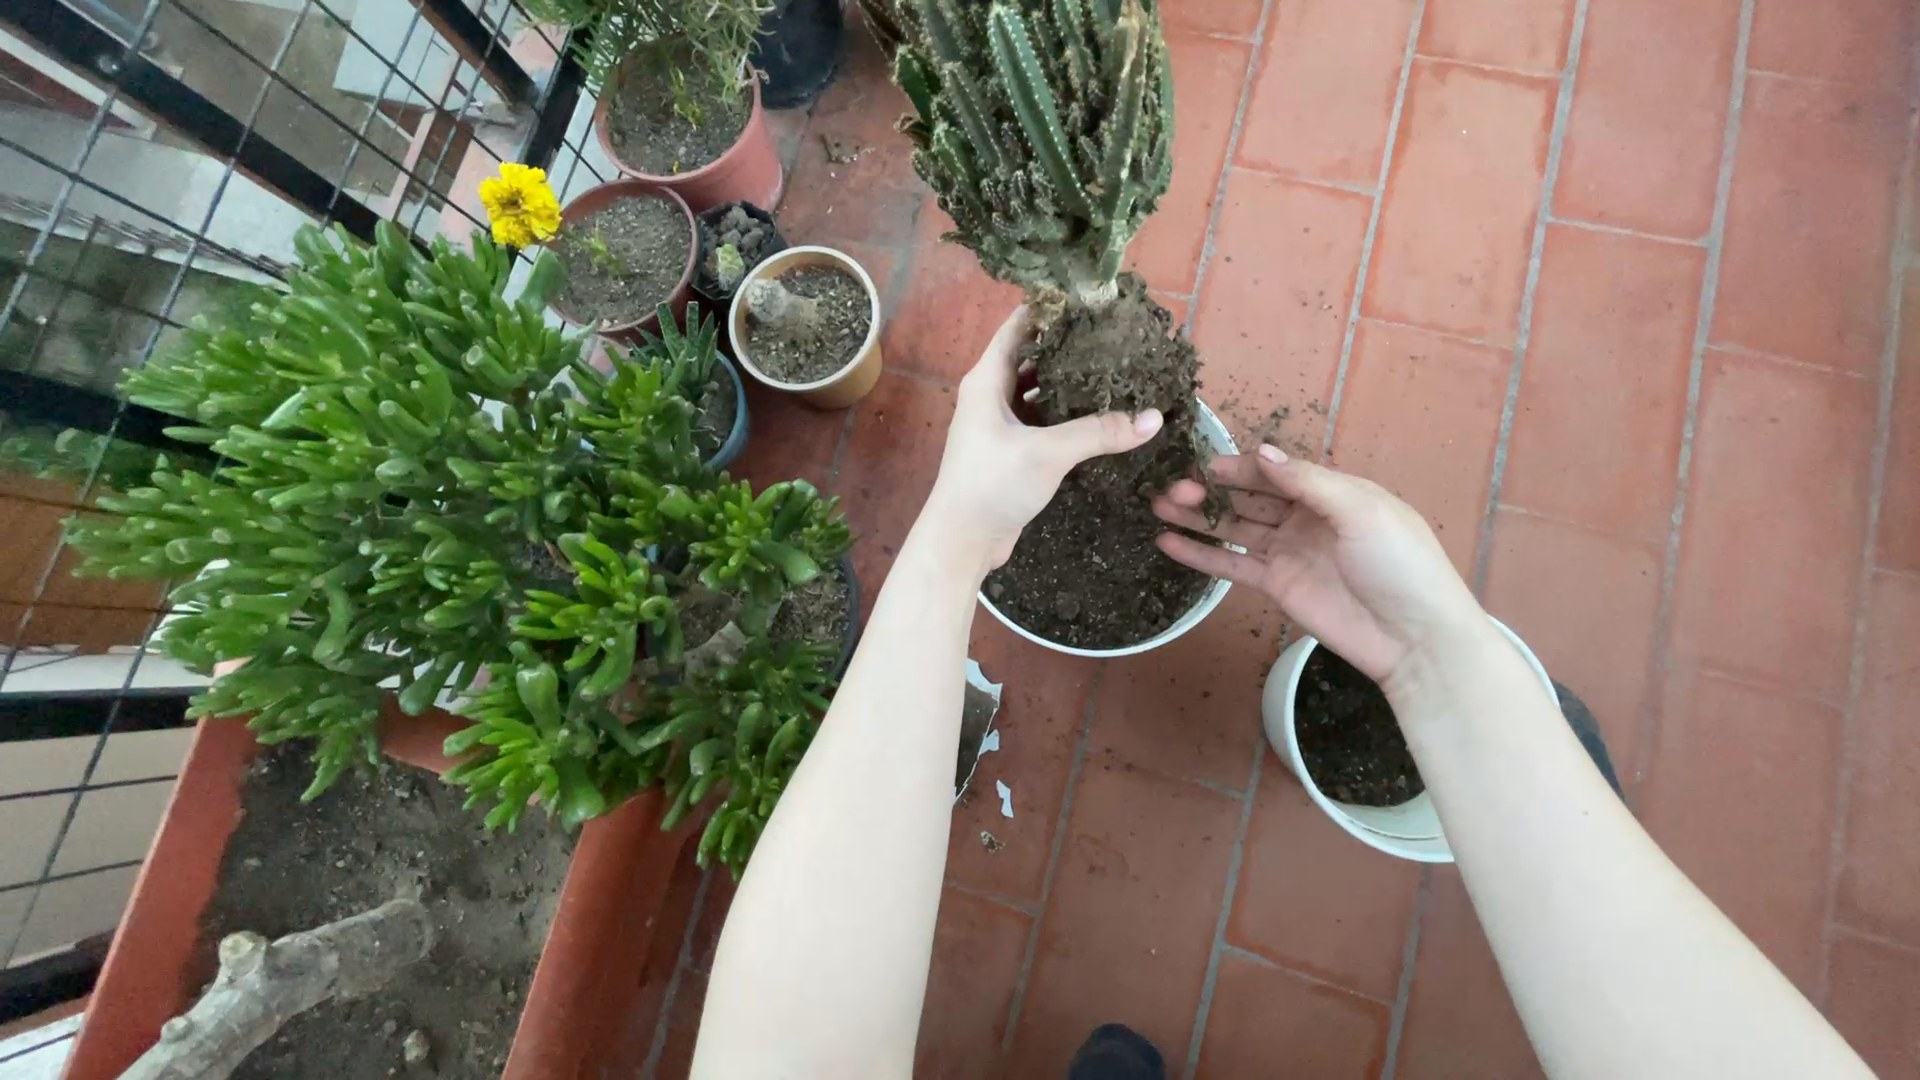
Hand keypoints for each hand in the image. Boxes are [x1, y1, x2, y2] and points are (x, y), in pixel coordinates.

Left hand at [923, 306, 1163, 569]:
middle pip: (1033, 357)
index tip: (1093, 298)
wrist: (962, 540)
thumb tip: (1155, 417)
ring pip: (1039, 393)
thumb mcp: (1047, 452)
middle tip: (1116, 337)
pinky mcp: (1011, 452)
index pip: (1019, 326)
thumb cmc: (992, 484)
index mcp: (987, 379)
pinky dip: (1067, 417)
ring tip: (1115, 372)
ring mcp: (1000, 426)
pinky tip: (1100, 417)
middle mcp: (990, 396)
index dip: (1052, 308)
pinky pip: (1042, 423)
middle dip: (1070, 347)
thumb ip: (1099, 432)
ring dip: (1071, 385)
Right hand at [1151, 446, 1484, 688]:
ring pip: (1233, 528)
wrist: (1413, 637)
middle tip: (1172, 488)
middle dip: (1210, 490)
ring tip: (1158, 507)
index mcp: (1330, 493)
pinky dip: (1200, 554)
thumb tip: (1263, 453)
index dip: (1240, 467)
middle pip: (1248, 498)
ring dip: (1197, 517)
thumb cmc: (1398, 564)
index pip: (1275, 472)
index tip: (1204, 465)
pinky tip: (1168, 543)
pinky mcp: (1273, 585)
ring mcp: (1286, 552)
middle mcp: (1303, 518)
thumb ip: (1309, 481)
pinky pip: (1230, 565)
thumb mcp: (1361, 511)